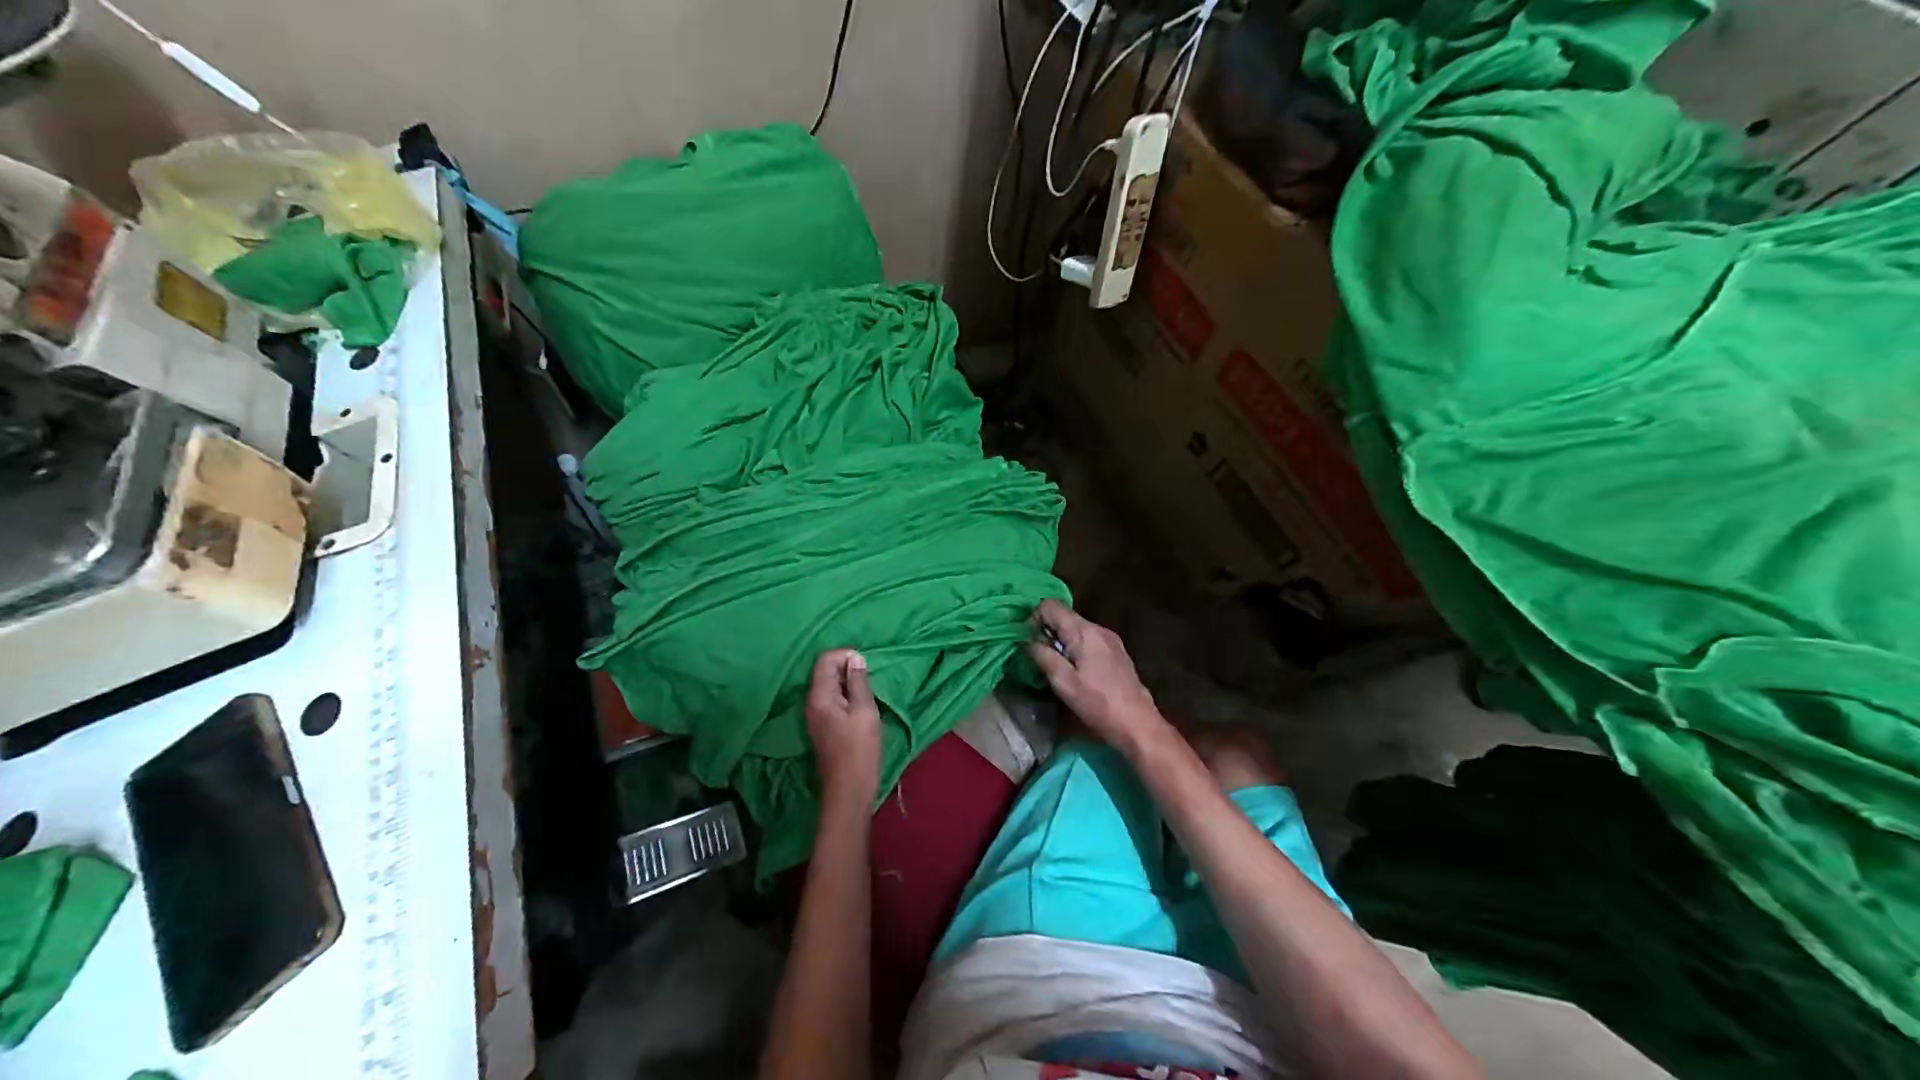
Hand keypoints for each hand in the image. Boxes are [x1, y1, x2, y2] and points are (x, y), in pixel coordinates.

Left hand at [805, 648, 881, 806]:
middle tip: (869, 678)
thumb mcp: (865, 711)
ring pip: (829, 685)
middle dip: (847, 667)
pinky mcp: (822, 725)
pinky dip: (845, 695)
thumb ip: (859, 682)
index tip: (866, 666)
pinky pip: (831, 699)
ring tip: (868, 691)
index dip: (846, 655)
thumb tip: (855, 658)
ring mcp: (815, 715)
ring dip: (848, 682)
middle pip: (824, 670)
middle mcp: (811, 702)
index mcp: (819, 696)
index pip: (825, 659)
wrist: (849, 789)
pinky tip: (860, 704)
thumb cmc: (860, 750)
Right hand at [1026, 599, 1171, 756]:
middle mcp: (1099, 628)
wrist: (1138, 724)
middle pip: (1064, 616)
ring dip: (1060, 642)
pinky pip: (1088, 639)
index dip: (1033, 619)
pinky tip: (1077, 672)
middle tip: (1040, 659)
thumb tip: (1028, 641)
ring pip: (1075, 628)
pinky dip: (1075, 648)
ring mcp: (1110, 639)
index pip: (1050, 605)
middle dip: (1046, 632)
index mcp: (1084, 632)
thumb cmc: (1098, 705)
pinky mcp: (1116, 651)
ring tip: (1058, 669)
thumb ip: (1043, 656)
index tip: (1029, 643)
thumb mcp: (1063, 683)